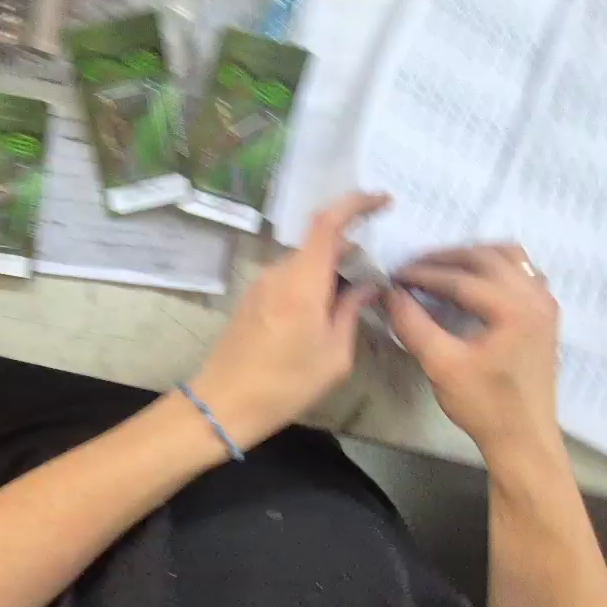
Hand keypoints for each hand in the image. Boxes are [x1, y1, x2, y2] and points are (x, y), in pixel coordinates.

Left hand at [187, 192, 389, 448]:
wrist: (223, 405)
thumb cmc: (285, 385)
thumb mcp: (334, 356)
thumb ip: (351, 312)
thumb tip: (367, 286)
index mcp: (302, 281)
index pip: (329, 222)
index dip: (357, 203)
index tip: (383, 202)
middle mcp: (278, 273)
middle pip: (318, 245)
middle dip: (350, 251)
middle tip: (378, 270)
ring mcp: (260, 285)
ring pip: (303, 264)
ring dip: (329, 272)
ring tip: (353, 298)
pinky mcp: (250, 300)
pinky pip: (288, 280)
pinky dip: (310, 285)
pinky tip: (323, 312)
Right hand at [386, 245, 562, 468]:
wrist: (522, 437)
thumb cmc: (483, 404)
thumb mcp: (440, 365)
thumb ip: (413, 325)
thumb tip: (389, 294)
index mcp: (515, 308)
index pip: (461, 279)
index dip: (423, 274)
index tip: (393, 276)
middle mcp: (536, 297)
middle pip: (487, 258)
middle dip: (445, 259)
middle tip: (411, 268)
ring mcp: (545, 304)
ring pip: (510, 258)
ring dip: (472, 257)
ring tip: (440, 269)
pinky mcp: (544, 315)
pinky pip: (522, 273)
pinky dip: (494, 268)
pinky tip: (472, 283)